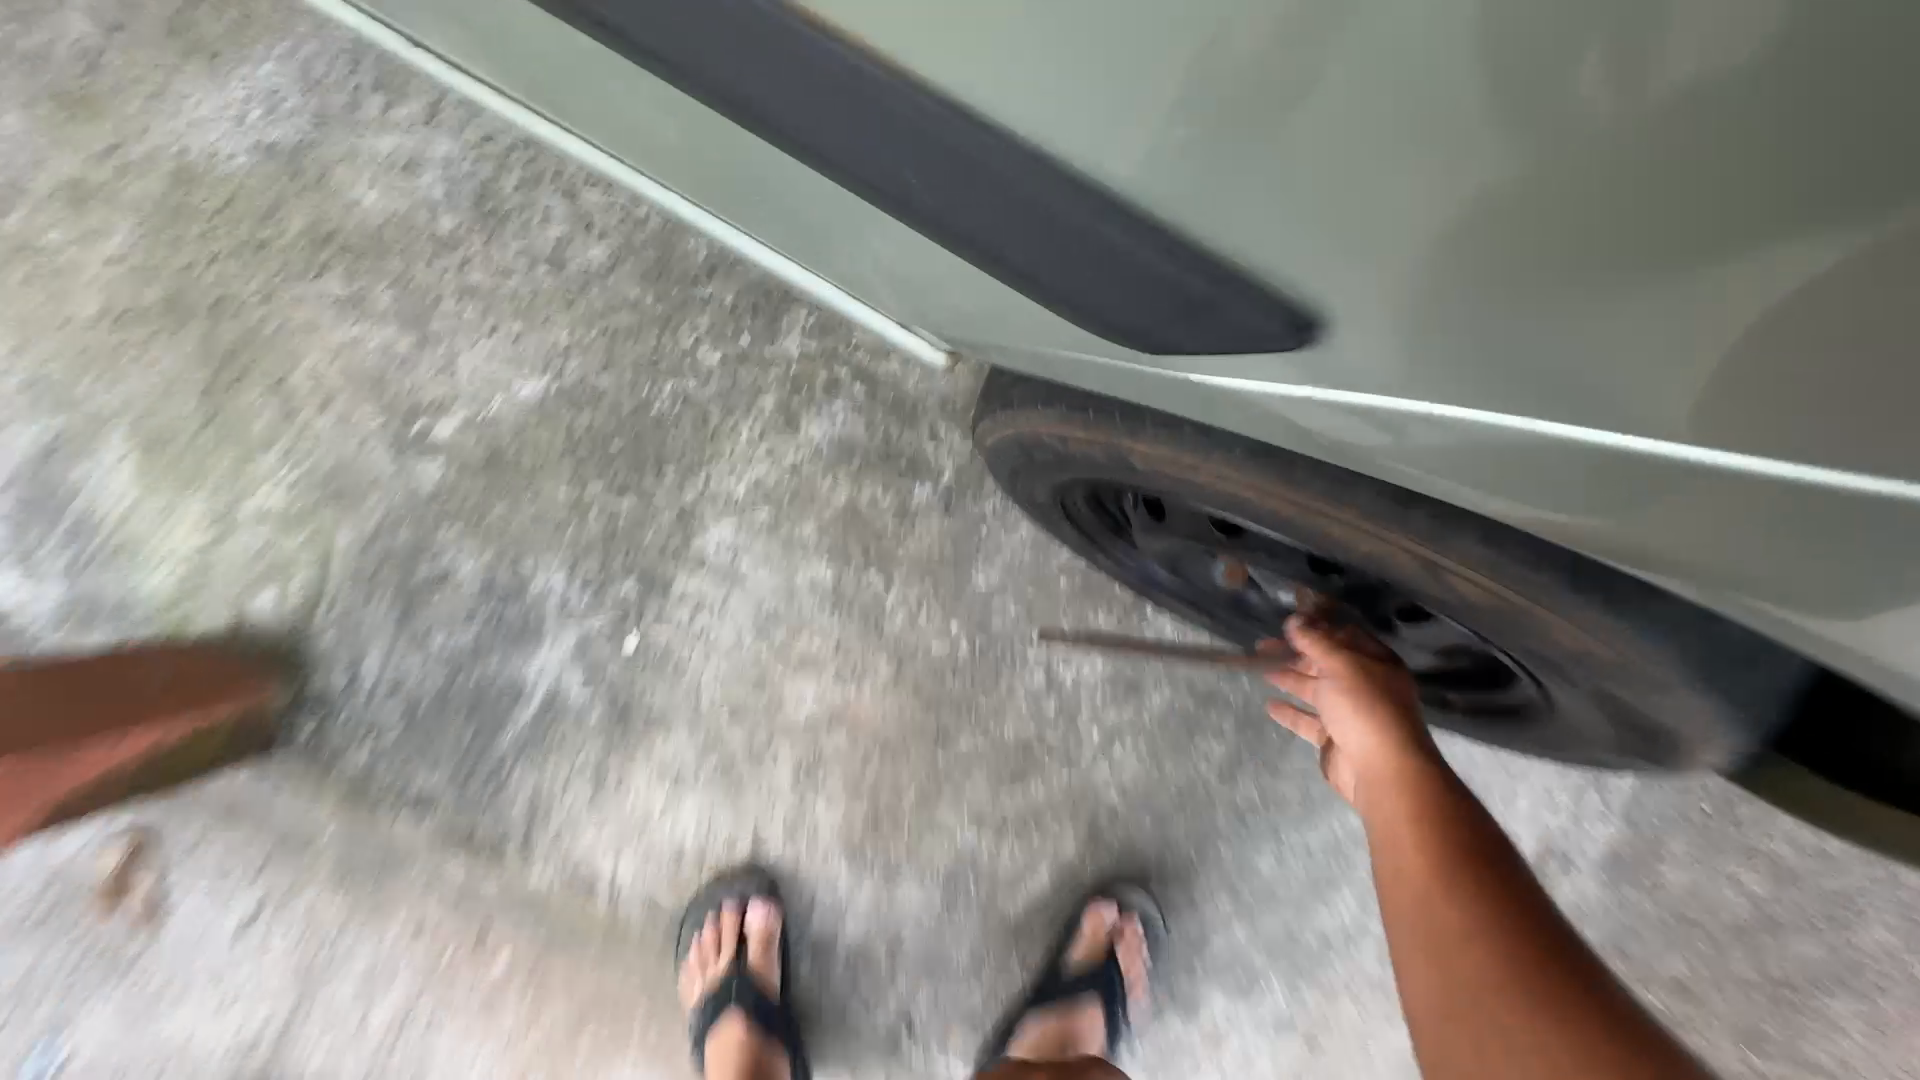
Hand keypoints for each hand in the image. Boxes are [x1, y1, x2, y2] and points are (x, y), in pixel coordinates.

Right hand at [1262, 612, 1441, 808]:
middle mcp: (1364, 684)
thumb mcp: (1340, 665)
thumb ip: (1315, 641)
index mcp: (1375, 662)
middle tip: (1263, 645)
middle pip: (1326, 662)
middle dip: (1296, 652)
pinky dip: (1290, 711)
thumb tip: (1293, 620)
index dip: (1318, 626)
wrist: (1381, 769)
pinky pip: (1308, 719)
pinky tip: (1269, 704)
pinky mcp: (1334, 737)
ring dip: (1289, 678)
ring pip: (1314, 689)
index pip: (1344, 636)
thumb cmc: (1364, 707)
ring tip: (1260, 667)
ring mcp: (1349, 712)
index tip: (1287, 621)